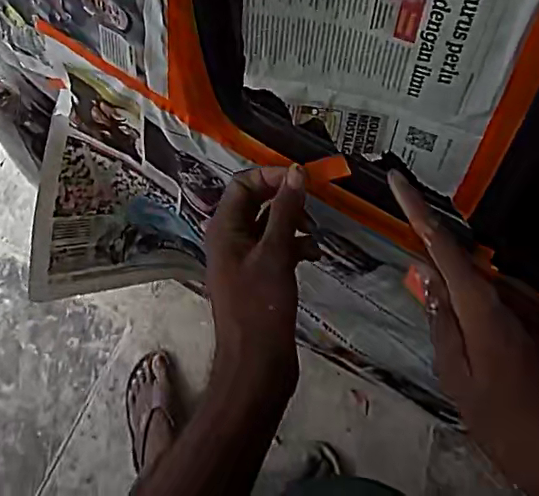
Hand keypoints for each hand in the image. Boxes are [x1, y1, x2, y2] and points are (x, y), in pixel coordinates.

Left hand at [204, 164, 313, 390]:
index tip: (301, 178)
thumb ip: (285, 210)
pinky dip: (294, 245)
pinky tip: (313, 254)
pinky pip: (275, 247)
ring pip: (268, 225)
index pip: (242, 183)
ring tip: (315, 233)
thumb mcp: (275, 253)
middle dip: (284, 198)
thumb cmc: (260, 307)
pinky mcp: (258, 276)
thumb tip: (295, 172)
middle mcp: (229, 237)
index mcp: (223, 226)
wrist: (256, 367)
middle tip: (313, 204)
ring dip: (292, 222)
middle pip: (255, 201)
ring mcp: (243, 258)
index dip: (270, 175)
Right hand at [389, 171, 538, 495]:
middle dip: (445, 289)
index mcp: (484, 307)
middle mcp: (515, 298)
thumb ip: (439, 320)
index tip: (398, 180)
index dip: (415, 208)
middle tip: (448, 338)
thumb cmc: (516, 429)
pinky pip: (515, 310)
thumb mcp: (458, 380)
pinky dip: (499, 325)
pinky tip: (507, 371)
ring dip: (474, 313)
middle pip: (464, 271)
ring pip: (490, 293)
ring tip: (484, 371)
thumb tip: (426, 276)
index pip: (440, 243)